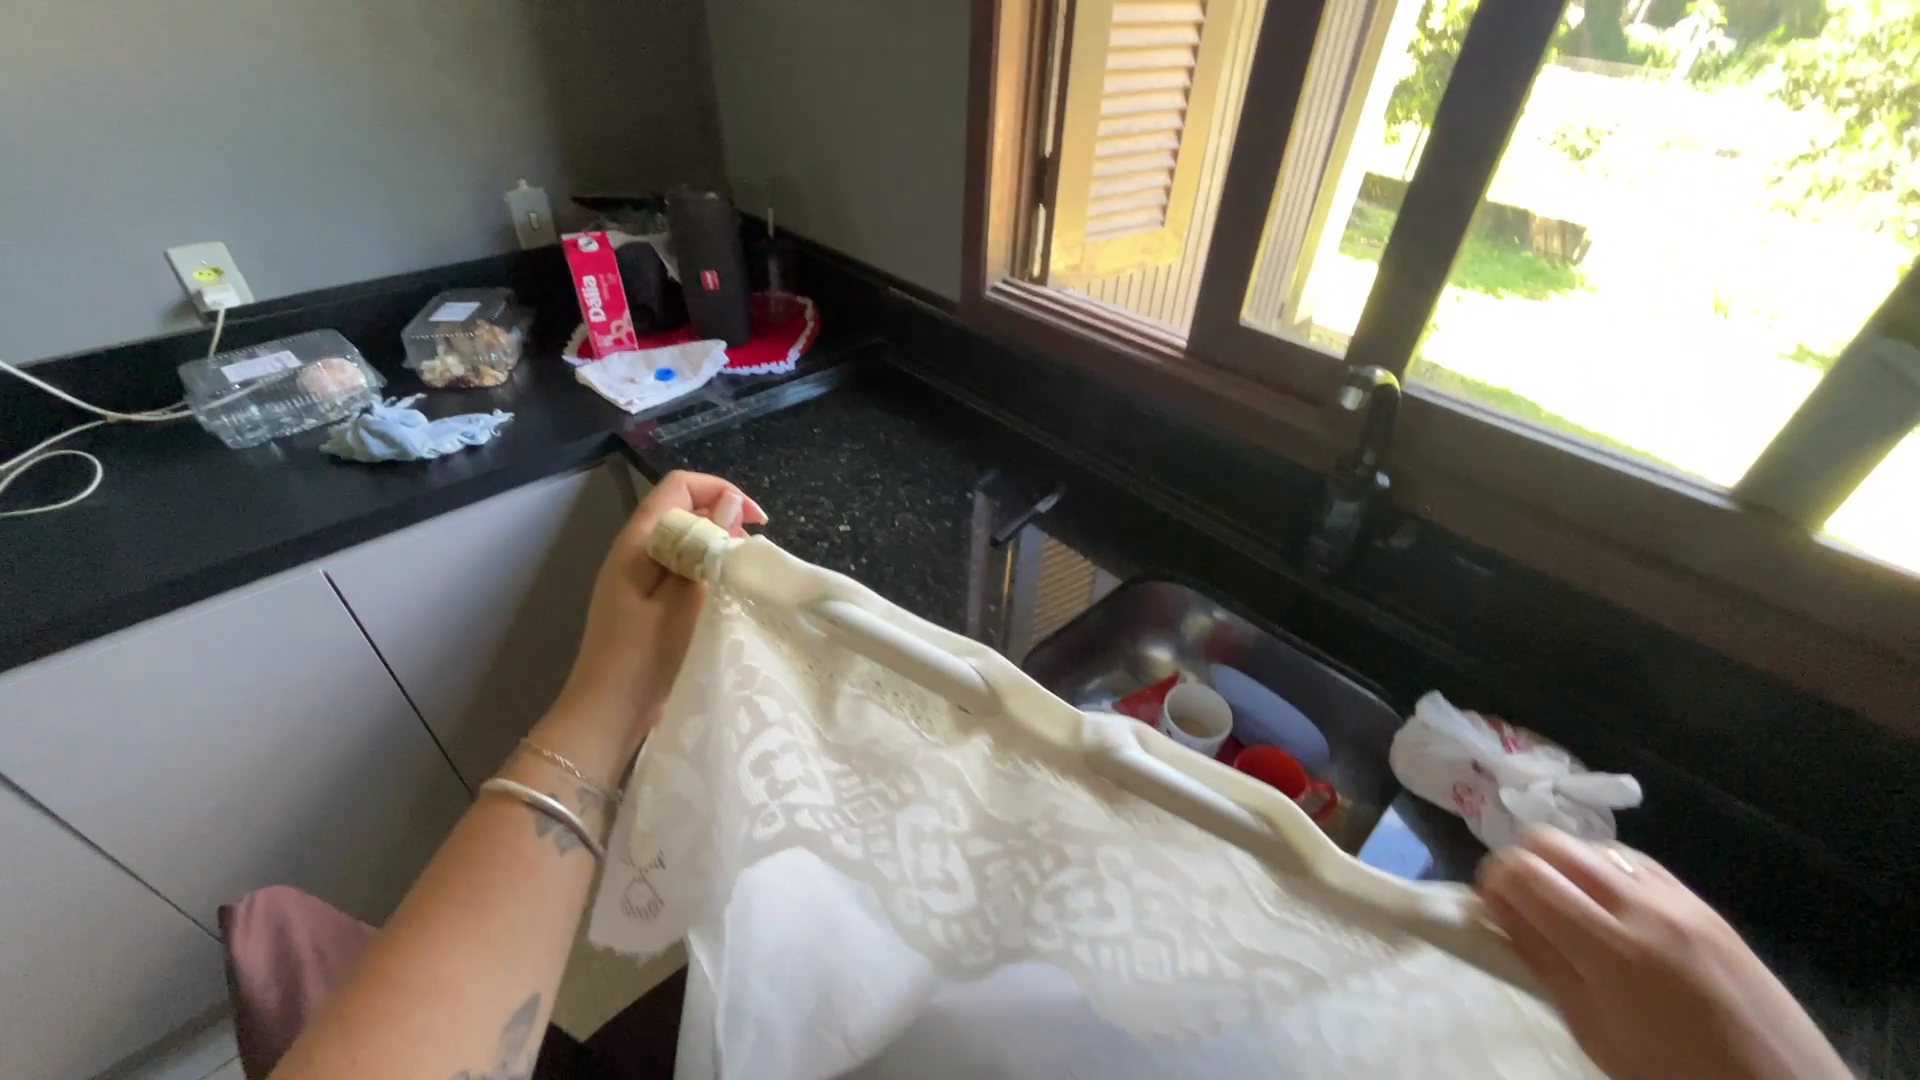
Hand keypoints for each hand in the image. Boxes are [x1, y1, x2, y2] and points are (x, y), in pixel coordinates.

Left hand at [552, 471, 767, 757]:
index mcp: (640, 540)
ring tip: (742, 576)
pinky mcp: (646, 599)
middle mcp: (636, 548)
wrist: (610, 710)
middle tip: (751, 556)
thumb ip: (706, 547)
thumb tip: (730, 504)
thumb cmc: (647, 654)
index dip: (722, 491)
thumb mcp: (685, 598)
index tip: (755, 522)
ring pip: (685, 539)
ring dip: (717, 547)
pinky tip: (724, 594)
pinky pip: (681, 566)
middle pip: (684, 509)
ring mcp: (638, 574)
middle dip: (724, 520)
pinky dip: (706, 570)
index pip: (681, 486)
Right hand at [1477, 828, 1847, 1079]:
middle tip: (1523, 904)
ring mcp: (1678, 900)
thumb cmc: (1674, 1076)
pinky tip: (1610, 907)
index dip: (1492, 881)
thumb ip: (1540, 960)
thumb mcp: (1592, 1030)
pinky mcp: (1702, 902)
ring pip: (1589, 844)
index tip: (1491, 908)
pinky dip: (1604, 870)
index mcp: (1610, 948)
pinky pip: (1632, 861)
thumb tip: (1495, 908)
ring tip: (1569, 907)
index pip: (1521, 872)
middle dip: (1522, 863)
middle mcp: (1642, 907)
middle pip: (1550, 841)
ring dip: (1563, 865)